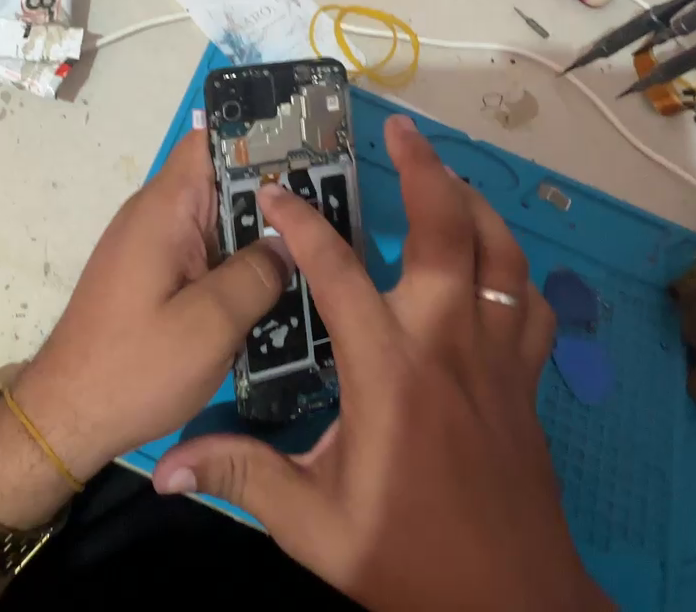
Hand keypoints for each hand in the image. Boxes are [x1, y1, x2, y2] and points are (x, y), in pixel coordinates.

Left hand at [12, 129, 287, 481]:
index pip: (210, 142)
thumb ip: (255, 276)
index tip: (311, 149)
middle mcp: (157, 216)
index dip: (259, 138)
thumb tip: (286, 244)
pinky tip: (280, 283)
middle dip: (273, 192)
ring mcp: (153, 247)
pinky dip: (239, 261)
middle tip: (337, 203)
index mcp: (165, 209)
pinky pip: (205, 252)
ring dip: (260, 233)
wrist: (67, 416)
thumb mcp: (209, 325)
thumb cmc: (134, 368)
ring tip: (322, 240)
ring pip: (218, 221)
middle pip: (221, 182)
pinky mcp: (155, 277)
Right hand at [152, 116, 608, 611]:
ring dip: (475, 204)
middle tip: (400, 131)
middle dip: (424, 170)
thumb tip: (164, 467)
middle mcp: (448, 343)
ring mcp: (498, 357)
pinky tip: (493, 262)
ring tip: (447, 176)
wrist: (516, 610)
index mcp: (389, 370)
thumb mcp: (314, 526)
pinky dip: (513, 266)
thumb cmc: (409, 559)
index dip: (302, 224)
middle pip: (447, 231)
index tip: (278, 194)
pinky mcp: (527, 379)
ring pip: (503, 253)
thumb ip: (243, 478)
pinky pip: (532, 301)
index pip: (336, 271)